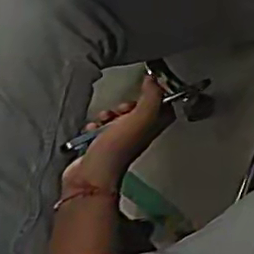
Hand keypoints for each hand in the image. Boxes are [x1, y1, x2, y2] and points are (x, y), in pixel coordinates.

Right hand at [61, 75, 175, 196]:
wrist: (90, 174)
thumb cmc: (117, 147)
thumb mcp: (142, 116)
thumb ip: (152, 96)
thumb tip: (155, 79)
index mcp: (154, 126)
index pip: (162, 105)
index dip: (153, 96)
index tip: (143, 92)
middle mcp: (139, 133)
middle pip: (137, 110)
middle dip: (126, 105)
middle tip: (121, 110)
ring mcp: (120, 140)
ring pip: (116, 118)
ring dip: (108, 115)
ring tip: (104, 120)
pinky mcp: (101, 145)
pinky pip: (98, 128)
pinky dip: (94, 127)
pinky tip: (92, 130)